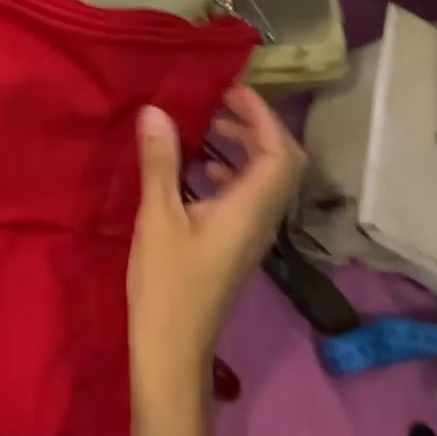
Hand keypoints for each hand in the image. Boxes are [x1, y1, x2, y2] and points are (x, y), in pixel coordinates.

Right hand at [126, 87, 304, 376]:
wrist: (172, 346)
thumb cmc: (167, 282)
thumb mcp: (157, 217)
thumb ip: (160, 162)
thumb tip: (156, 110)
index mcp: (250, 209)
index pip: (280, 152)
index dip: (262, 115)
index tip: (230, 89)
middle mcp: (260, 219)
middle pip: (280, 163)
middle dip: (255, 126)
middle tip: (218, 102)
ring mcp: (249, 234)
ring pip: (264, 180)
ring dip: (242, 147)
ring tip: (204, 127)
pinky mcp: (234, 244)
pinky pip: (245, 195)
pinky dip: (229, 171)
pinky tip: (195, 170)